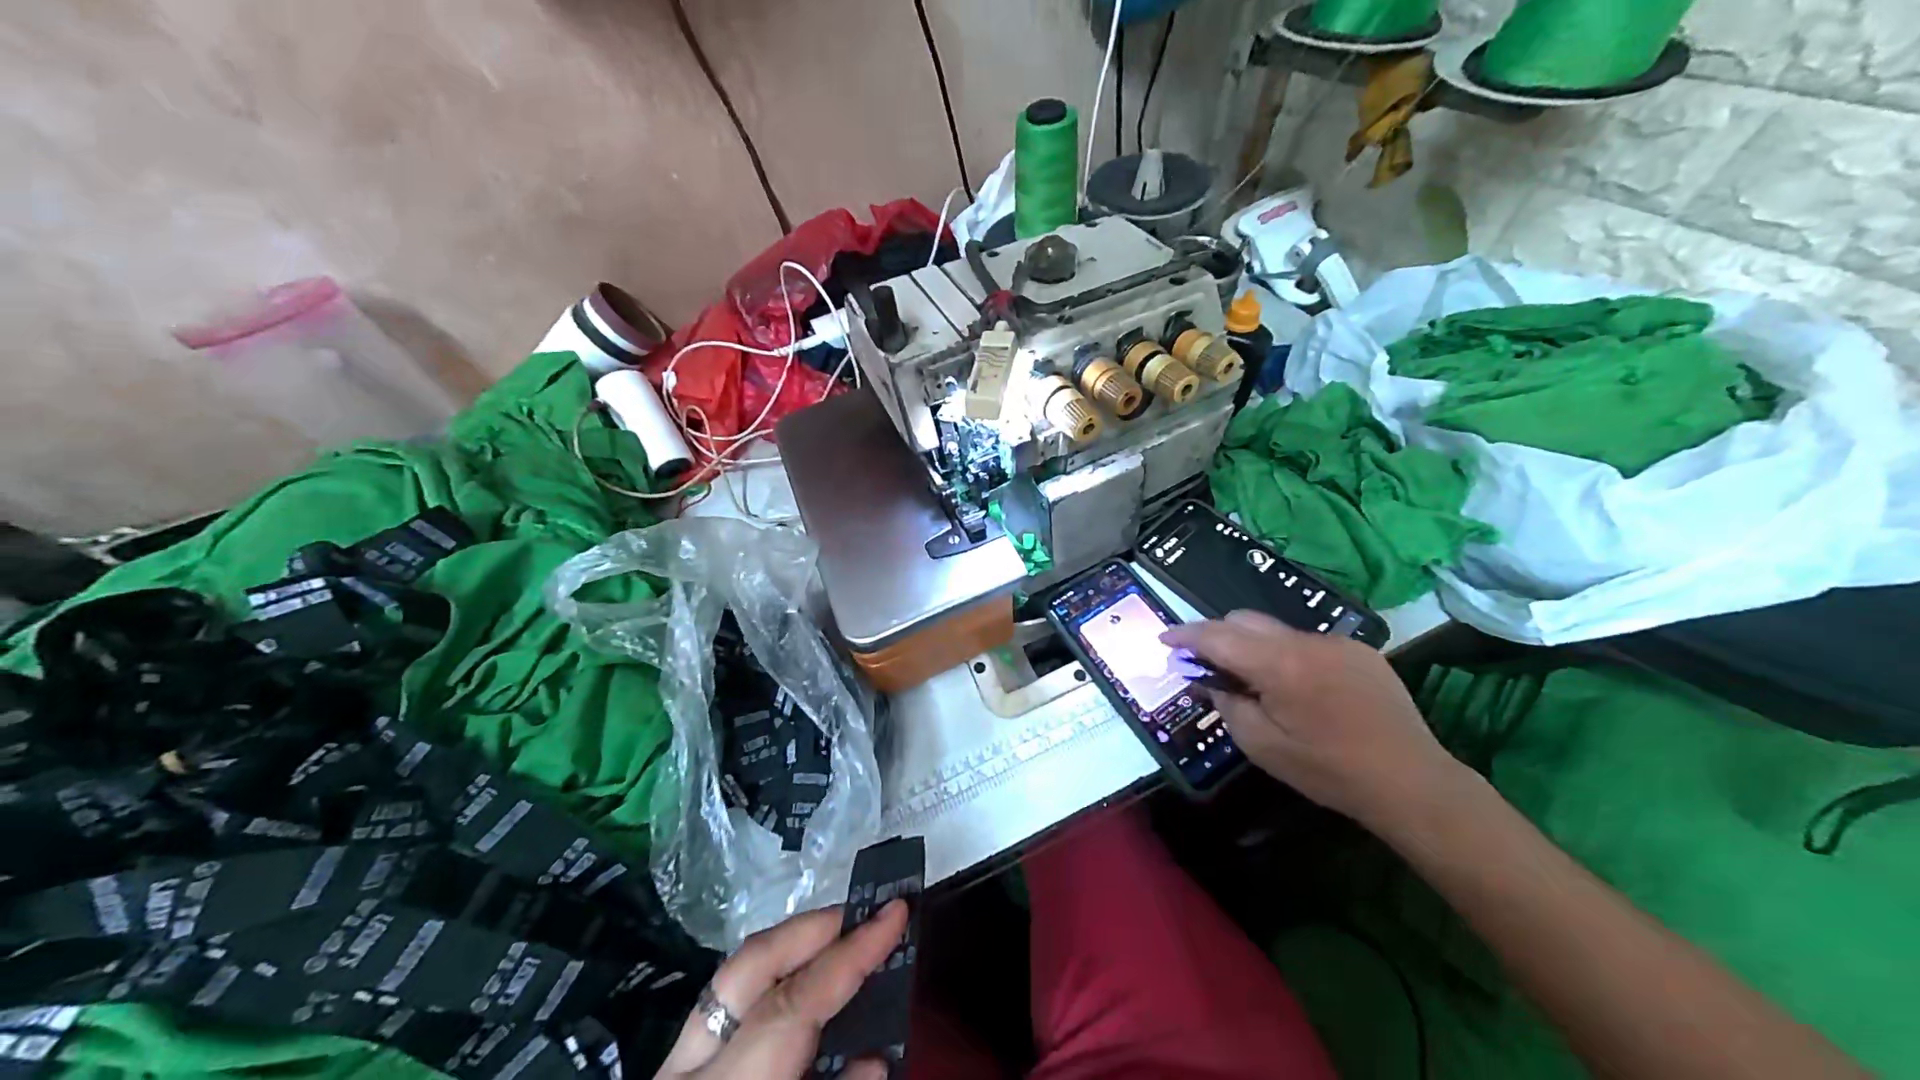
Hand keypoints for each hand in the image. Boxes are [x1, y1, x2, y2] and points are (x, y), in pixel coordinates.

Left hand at [654, 901, 909, 1079]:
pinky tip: (800, 988)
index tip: (897, 910)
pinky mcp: (671, 1066)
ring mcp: (670, 1064)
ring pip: (729, 976)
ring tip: (841, 940)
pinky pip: (722, 1006)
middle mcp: (686, 1066)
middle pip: (749, 965)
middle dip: (814, 928)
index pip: (795, 1001)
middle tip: (867, 916)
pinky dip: (767, 984)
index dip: (851, 951)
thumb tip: (873, 1057)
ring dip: (791, 948)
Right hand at [1161, 610, 1465, 830]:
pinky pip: (1308, 641)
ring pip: (1276, 630)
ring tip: (1256, 683)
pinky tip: (1300, 689)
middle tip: (1207, 667)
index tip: (1165, 639)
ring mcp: (1336, 642)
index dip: (1185, 635)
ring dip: (1254, 647)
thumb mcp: (1262, 746)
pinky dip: (1288, 655)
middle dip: (1218, 636)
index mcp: (1278, 664)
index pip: (1217, 636)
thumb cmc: (1328, 770)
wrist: (1411, 781)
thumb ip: (1227, 704)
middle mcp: (1305, 641)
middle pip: (1243, 620)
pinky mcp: (1360, 650)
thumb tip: (1207, 679)